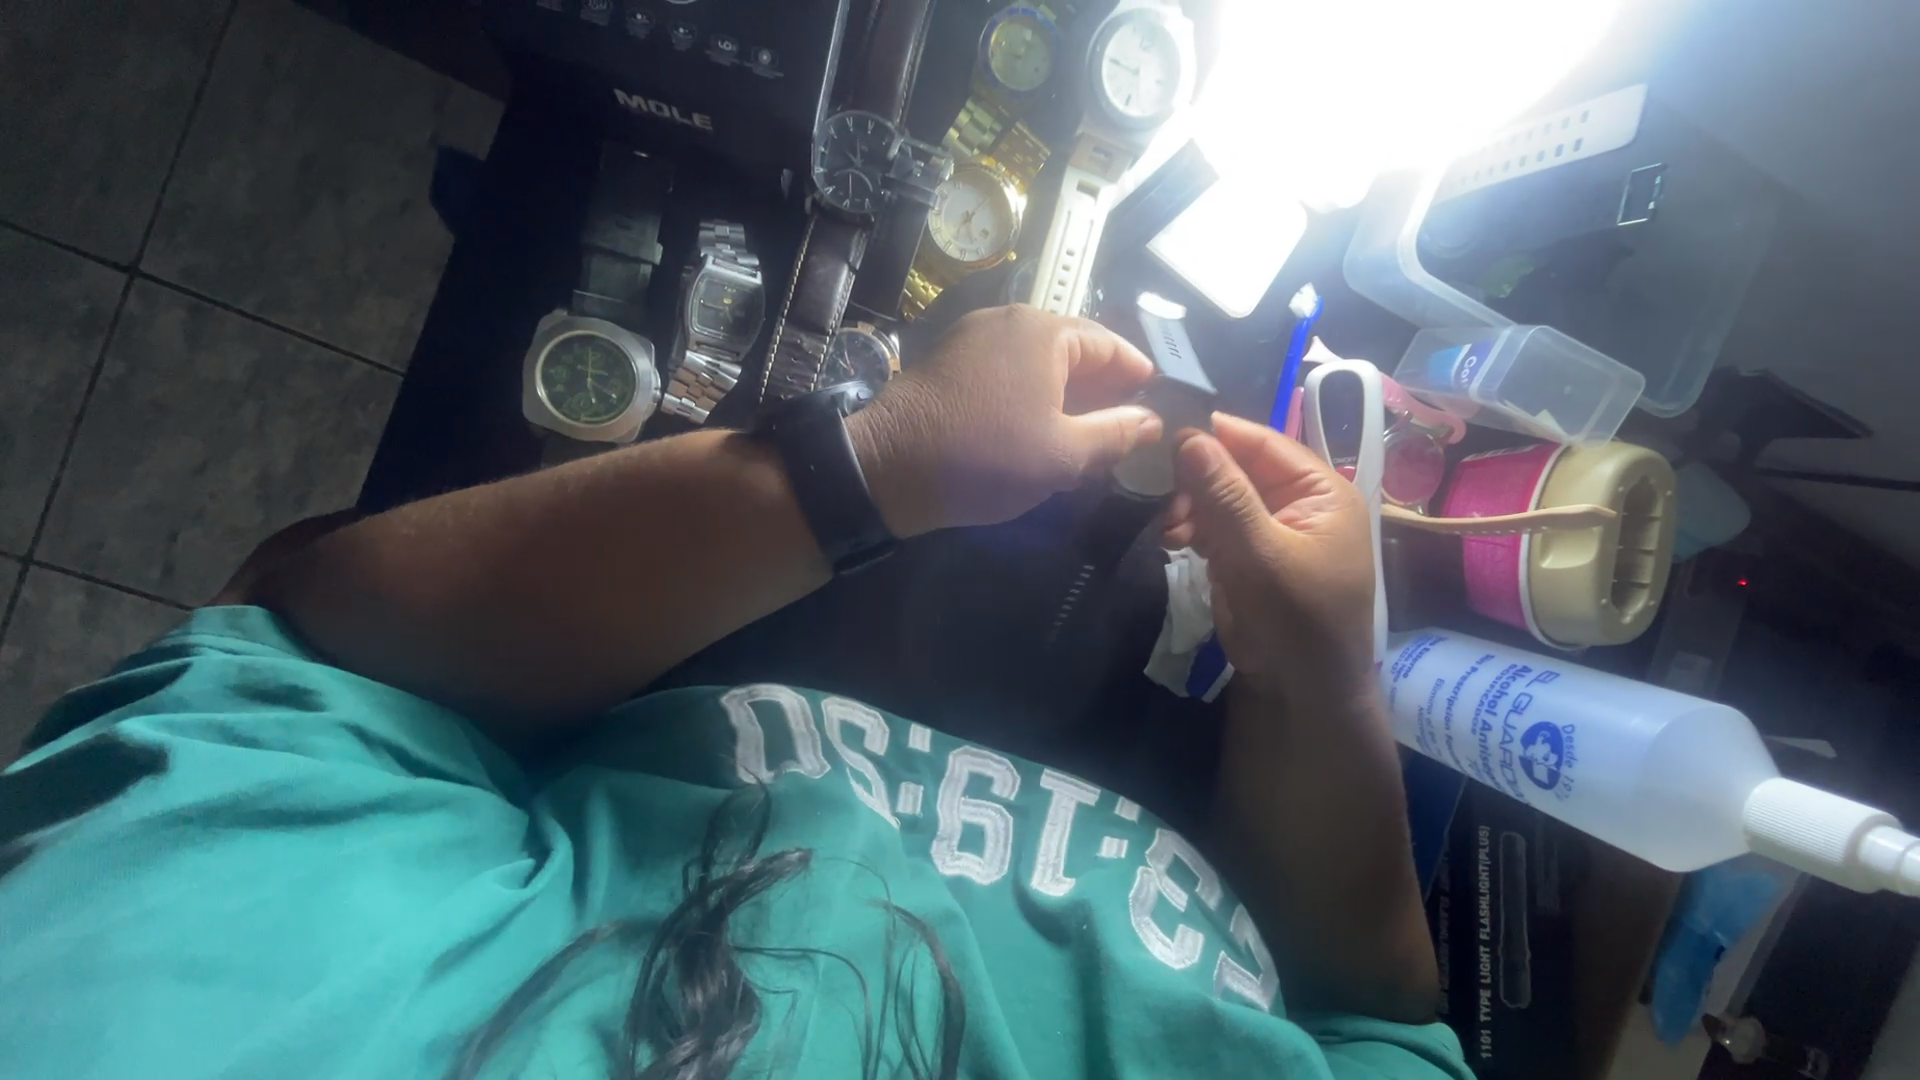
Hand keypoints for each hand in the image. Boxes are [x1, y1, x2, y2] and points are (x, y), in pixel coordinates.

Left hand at [849, 305, 1161, 535]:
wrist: (885, 469)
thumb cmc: (984, 459)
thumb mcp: (1062, 455)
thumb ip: (1115, 434)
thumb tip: (1152, 421)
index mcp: (1043, 331)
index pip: (1111, 346)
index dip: (1139, 379)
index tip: (1157, 411)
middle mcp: (1008, 321)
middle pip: (1074, 351)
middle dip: (1103, 391)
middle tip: (1124, 432)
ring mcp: (973, 339)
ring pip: (1038, 364)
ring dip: (1066, 397)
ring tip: (1085, 439)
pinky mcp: (949, 363)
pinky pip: (1006, 374)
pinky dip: (1030, 398)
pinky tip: (1037, 432)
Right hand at [1162, 413, 1374, 696]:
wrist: (1299, 689)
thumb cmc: (1295, 619)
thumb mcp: (1259, 554)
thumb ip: (1225, 495)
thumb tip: (1189, 437)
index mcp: (1322, 491)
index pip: (1264, 443)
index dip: (1218, 435)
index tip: (1167, 433)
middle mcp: (1298, 502)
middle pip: (1237, 468)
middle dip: (1198, 482)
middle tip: (1167, 501)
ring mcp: (1271, 529)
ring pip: (1219, 497)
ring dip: (1190, 508)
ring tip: (1170, 532)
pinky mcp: (1247, 554)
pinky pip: (1214, 525)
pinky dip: (1192, 529)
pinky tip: (1174, 541)